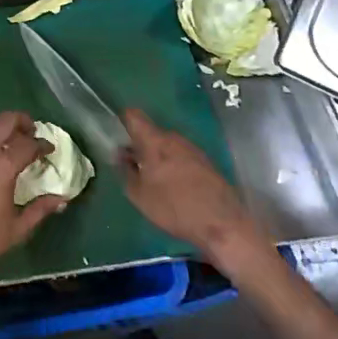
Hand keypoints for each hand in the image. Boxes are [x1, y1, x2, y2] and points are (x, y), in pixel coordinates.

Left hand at [0, 112, 67, 296]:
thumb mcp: (17, 228)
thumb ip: (40, 209)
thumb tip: (62, 199)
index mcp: (2, 166)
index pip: (28, 144)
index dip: (43, 145)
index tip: (50, 150)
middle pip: (5, 119)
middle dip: (23, 121)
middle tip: (32, 133)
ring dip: (1, 123)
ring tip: (11, 138)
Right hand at [120, 108, 261, 264]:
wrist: (221, 222)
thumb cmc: (174, 207)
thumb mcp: (139, 195)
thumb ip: (125, 171)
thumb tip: (120, 155)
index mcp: (155, 141)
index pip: (134, 116)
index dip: (122, 121)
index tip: (116, 136)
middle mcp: (174, 138)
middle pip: (151, 132)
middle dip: (139, 145)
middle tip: (131, 166)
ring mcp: (192, 148)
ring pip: (167, 145)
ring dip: (157, 156)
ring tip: (151, 180)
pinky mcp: (205, 161)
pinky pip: (181, 155)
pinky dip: (172, 164)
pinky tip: (173, 186)